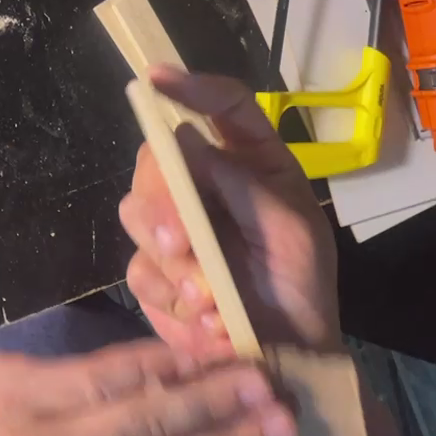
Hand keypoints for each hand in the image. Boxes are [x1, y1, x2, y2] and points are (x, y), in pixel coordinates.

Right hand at [118, 67, 340, 355]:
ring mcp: (174, 224)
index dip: (189, 88)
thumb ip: (242, 186)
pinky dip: (166, 294)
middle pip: (156, 159)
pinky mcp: (155, 268)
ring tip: (204, 296)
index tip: (154, 78)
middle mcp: (204, 182)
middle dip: (160, 199)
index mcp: (248, 161)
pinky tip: (200, 316)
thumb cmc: (301, 285)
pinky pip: (137, 268)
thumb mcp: (292, 230)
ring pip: (134, 210)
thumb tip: (184, 141)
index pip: (221, 107)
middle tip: (176, 242)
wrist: (286, 357)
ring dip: (166, 256)